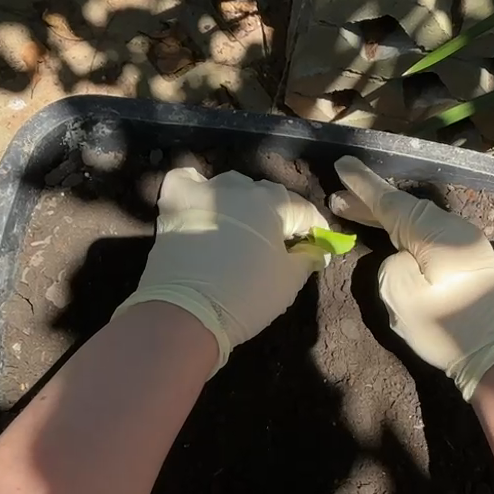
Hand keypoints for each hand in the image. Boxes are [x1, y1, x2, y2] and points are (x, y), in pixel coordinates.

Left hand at [118, 167, 329, 369]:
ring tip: (241, 228)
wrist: (187, 313)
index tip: (319, 244)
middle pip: (267, 196)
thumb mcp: (289, 282)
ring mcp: (205, 191)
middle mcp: (240, 188)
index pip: (302, 210)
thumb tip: (316, 250)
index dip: (314, 228)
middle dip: (278, 216)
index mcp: (272, 203)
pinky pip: (187, 181)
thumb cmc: (247, 297)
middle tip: (279, 244)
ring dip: (241, 203)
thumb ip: (307, 259)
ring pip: (230, 187)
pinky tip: (202, 203)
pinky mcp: (175, 203)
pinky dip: (197, 188)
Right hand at [331, 156, 493, 399]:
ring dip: (385, 218)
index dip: (364, 185)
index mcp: (437, 234)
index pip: (392, 203)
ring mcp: (464, 243)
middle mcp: (453, 229)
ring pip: (416, 221)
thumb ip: (390, 267)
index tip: (342, 164)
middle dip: (369, 203)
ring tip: (354, 213)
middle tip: (337, 199)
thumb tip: (400, 258)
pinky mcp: (468, 259)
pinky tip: (390, 234)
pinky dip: (404, 230)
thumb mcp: (403, 300)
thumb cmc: (450, 330)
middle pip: (404, 209)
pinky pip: (427, 233)